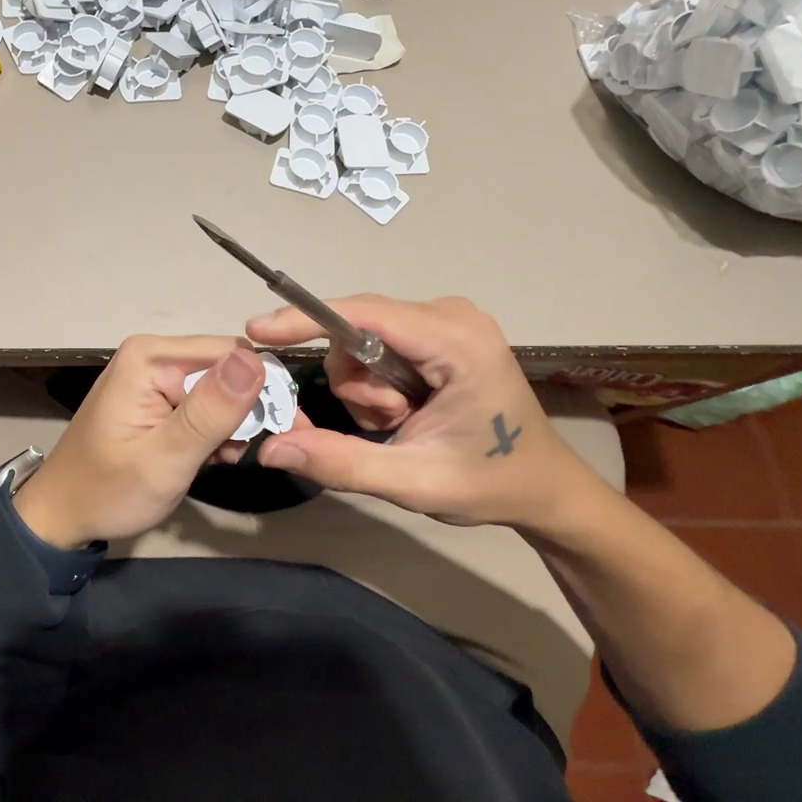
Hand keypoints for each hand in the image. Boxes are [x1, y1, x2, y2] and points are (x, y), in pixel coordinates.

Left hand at [13, 337, 265, 548]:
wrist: (63, 515)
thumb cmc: (108, 490)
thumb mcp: (164, 458)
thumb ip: (209, 412)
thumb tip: (255, 362)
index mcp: (151, 357)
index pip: (232, 353)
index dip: (265, 389)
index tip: (288, 430)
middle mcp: (154, 354)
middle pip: (228, 368)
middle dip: (248, 411)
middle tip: (252, 454)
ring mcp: (156, 374)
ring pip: (222, 388)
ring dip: (233, 426)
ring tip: (223, 461)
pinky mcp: (159, 395)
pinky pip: (205, 403)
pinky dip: (216, 431)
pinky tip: (209, 458)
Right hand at [245, 295, 606, 533]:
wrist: (545, 487)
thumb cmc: (491, 483)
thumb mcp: (412, 482)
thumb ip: (341, 462)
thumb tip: (272, 447)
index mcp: (458, 342)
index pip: (365, 314)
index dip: (306, 319)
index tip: (257, 330)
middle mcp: (452, 316)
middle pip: (360, 328)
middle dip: (356, 382)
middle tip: (386, 425)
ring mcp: (448, 320)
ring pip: (364, 339)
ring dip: (366, 387)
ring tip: (401, 424)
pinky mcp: (441, 331)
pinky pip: (380, 344)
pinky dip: (377, 382)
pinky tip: (407, 413)